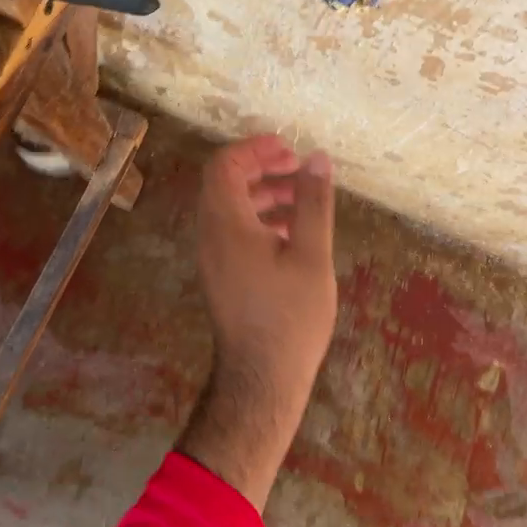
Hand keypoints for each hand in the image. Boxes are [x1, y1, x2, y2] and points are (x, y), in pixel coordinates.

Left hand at [179, 135, 336, 508]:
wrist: (262, 378)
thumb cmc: (289, 316)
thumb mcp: (310, 254)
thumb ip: (313, 202)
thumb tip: (317, 158)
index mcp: (225, 224)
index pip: (224, 165)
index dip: (254, 148)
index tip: (289, 149)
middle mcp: (209, 235)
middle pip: (224, 183)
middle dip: (261, 167)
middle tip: (298, 167)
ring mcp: (212, 257)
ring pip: (230, 208)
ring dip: (263, 193)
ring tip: (302, 196)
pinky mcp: (221, 275)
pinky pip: (233, 231)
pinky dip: (258, 218)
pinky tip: (291, 231)